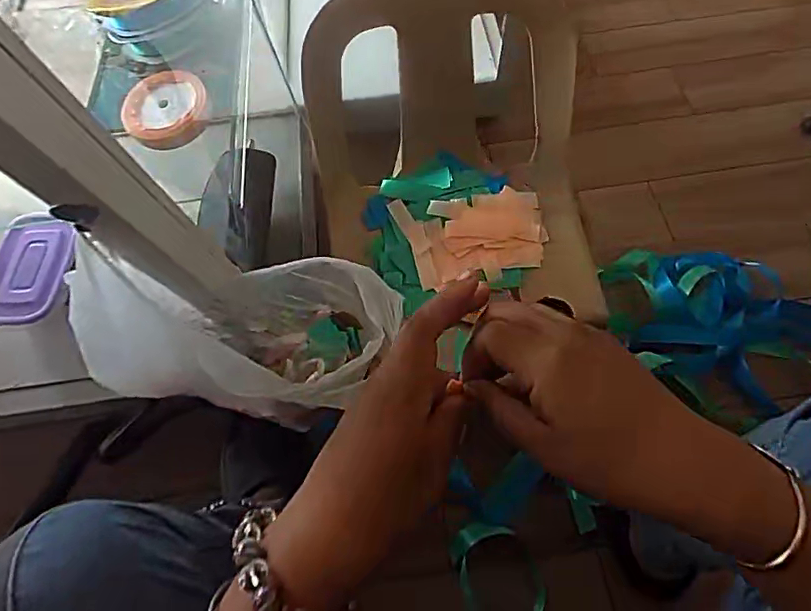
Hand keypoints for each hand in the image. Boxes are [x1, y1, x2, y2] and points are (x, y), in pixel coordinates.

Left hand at [260, 276, 488, 609]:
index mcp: (402, 377)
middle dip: (451, 339)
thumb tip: (460, 392)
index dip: (452, 299)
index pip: (427, 323)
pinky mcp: (366, 418)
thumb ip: (451, 417)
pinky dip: (426, 396)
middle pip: (421, 345)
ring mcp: (372, 398)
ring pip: (415, 373)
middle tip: (483, 341)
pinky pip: (405, 392)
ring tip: (468, 399)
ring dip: (440, 377)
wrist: (327, 529)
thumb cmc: (388, 491)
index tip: (478, 282)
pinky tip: (439, 424)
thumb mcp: (434, 456)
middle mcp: (385, 378)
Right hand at [458, 300, 795, 561]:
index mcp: (542, 355)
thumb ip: (500, 409)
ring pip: (526, 307)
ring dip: (507, 328)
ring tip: (508, 369)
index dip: (470, 356)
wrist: (679, 458)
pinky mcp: (600, 335)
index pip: (487, 332)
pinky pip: (552, 317)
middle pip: (502, 308)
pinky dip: (531, 330)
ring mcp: (582, 327)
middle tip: (485, 373)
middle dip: (483, 334)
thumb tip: (472, 386)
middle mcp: (559, 328)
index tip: (474, 388)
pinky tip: (539, 367)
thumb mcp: (543, 447)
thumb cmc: (606, 461)